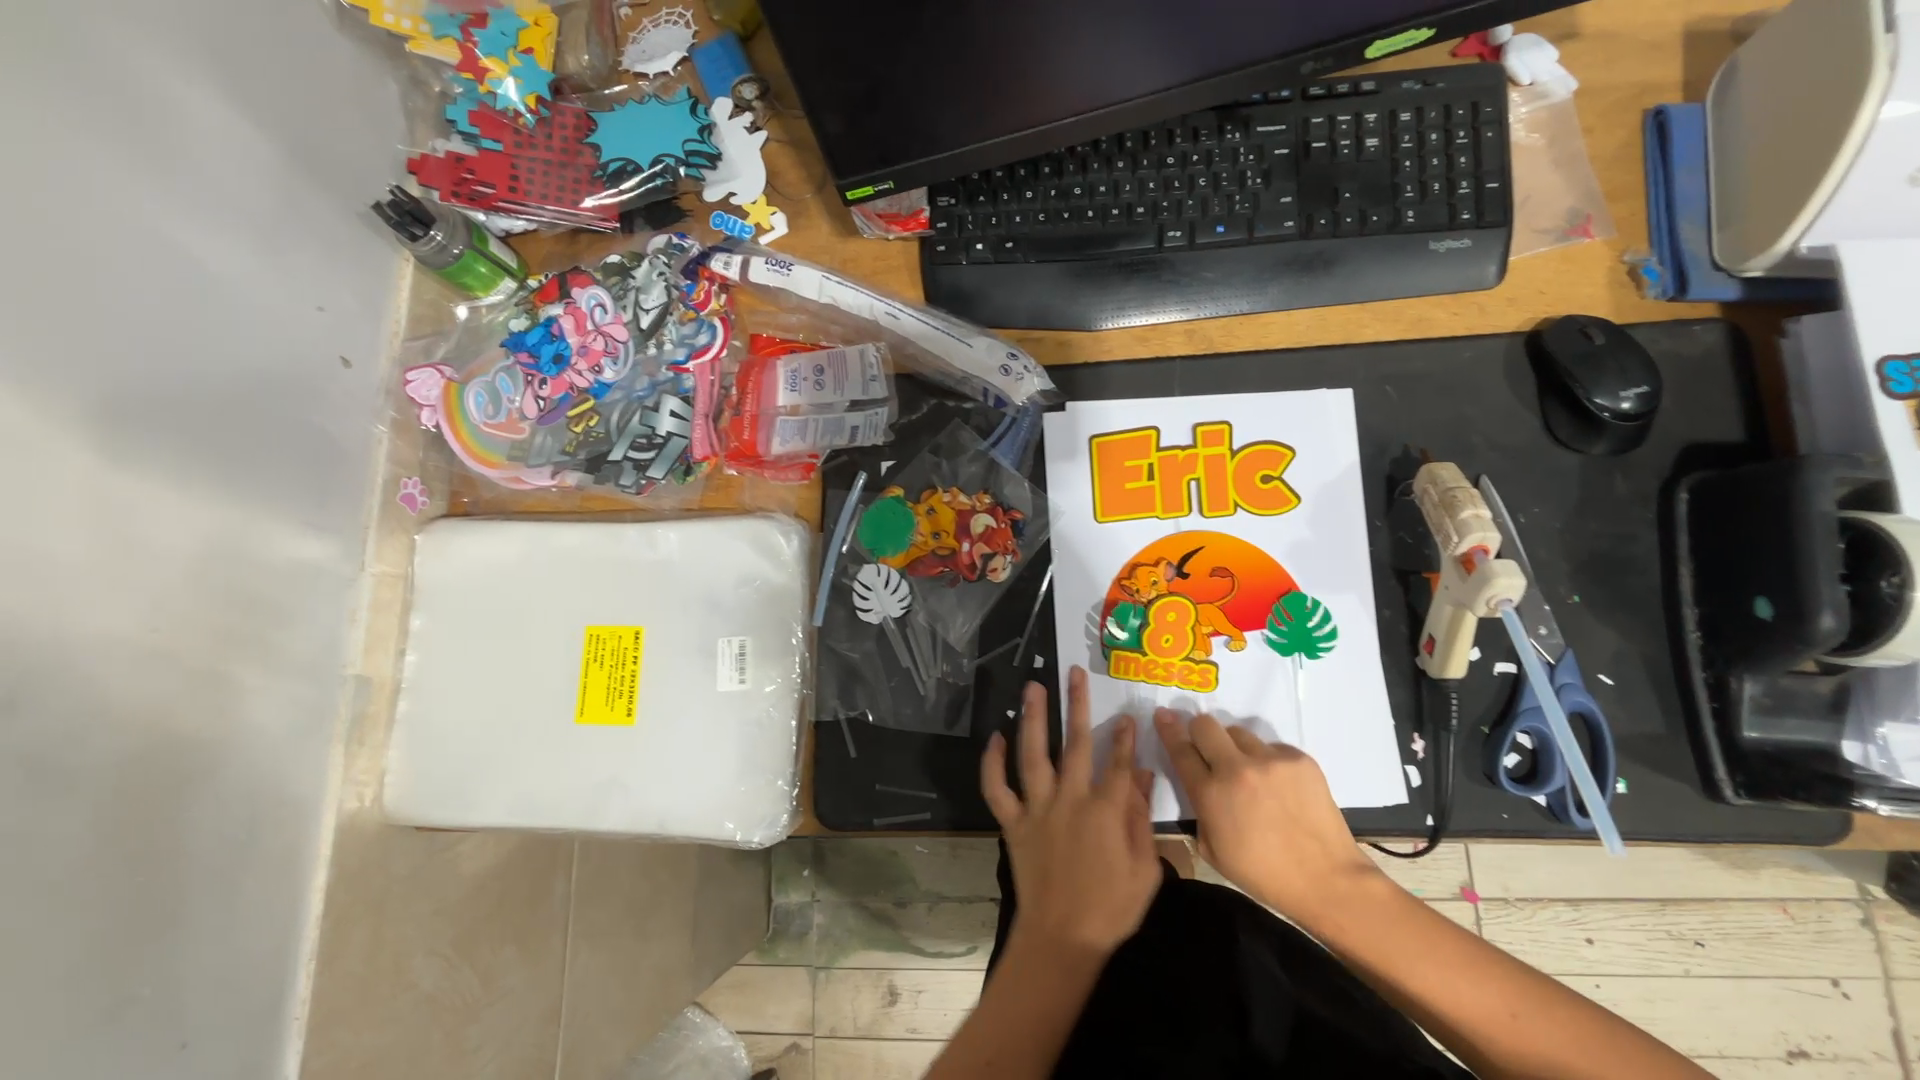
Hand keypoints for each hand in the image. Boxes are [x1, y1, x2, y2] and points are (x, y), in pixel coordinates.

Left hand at [982, 666, 1160, 957]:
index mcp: (1106, 810)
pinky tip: (996, 737)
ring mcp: (1037, 809)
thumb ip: (1140, 818)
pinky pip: (997, 788)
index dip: (1124, 737)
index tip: (1126, 715)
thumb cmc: (1111, 908)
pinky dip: (992, 762)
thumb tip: (1143, 777)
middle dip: (1077, 705)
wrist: (1063, 938)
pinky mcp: (1013, 824)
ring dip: (1033, 718)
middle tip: (1075, 673)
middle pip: (1075, 743)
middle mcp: (1070, 800)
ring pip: (1033, 754)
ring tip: (1032, 687)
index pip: (1119, 762)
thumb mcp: (1146, 868)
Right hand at [1154, 710, 1383, 925]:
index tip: (1163, 715)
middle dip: (1200, 731)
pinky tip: (1279, 786)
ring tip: (1250, 775)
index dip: (1168, 730)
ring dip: (1235, 748)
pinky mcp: (1299, 759)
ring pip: (1239, 733)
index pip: (1181, 750)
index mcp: (1210, 794)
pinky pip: (1272, 747)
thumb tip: (1201, 786)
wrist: (1324, 878)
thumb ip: (1200, 810)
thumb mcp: (1212, 849)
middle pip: (1206, 725)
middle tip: (1206, 746)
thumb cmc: (1262, 873)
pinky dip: (1268, 761)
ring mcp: (1270, 761)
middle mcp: (1237, 769)